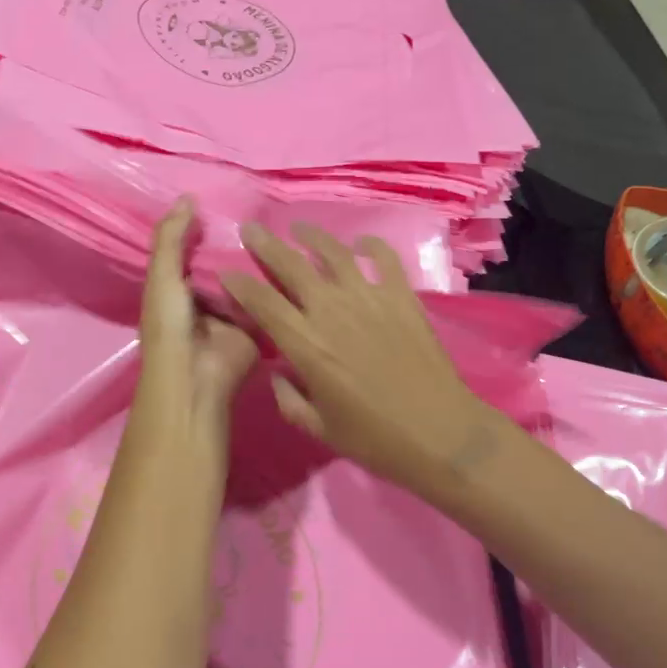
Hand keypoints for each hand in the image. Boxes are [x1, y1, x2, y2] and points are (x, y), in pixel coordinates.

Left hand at [130, 198, 260, 449]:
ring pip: (247, 277)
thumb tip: (187, 197)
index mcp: (175, 286)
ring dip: (259, 259)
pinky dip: (276, 281)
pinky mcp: (256, 325)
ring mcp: (231, 311)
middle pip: (222, 262)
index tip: (228, 197)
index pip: (192, 249)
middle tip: (263, 209)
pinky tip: (294, 255)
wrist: (197, 377)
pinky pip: (267, 297)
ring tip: (283, 226)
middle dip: (237, 242)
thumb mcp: (163, 275)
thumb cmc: (170, 325)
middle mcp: (203, 296)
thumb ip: (171, 238)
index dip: (205, 226)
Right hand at [219, 223, 503, 498]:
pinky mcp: (402, 296)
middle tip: (250, 230)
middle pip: (291, 266)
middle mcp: (332, 311)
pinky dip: (369, 246)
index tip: (225, 271)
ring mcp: (369, 298)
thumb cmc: (374, 439)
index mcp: (306, 344)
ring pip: (333, 253)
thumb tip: (278, 372)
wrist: (441, 433)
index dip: (238, 283)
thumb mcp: (318, 429)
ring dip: (311, 236)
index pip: (262, 302)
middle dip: (265, 245)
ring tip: (298, 229)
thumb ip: (288, 399)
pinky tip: (359, 245)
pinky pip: (383, 258)